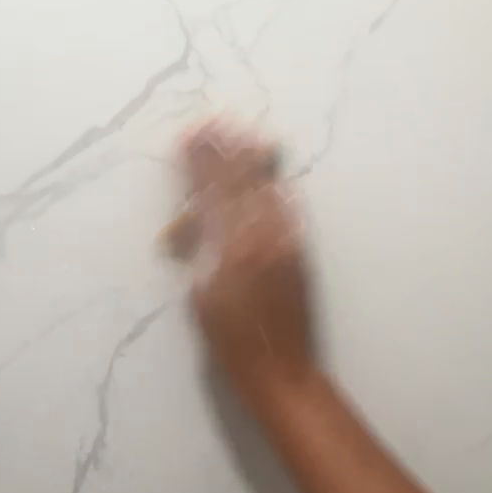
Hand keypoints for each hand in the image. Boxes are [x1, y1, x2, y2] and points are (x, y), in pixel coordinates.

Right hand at [171, 119, 320, 406]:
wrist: (282, 371)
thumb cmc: (231, 342)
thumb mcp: (202, 295)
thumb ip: (201, 252)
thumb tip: (193, 222)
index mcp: (233, 249)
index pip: (213, 194)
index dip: (201, 163)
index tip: (190, 136)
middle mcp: (264, 238)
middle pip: (241, 183)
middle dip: (225, 151)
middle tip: (214, 122)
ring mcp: (287, 242)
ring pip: (267, 189)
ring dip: (252, 159)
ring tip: (242, 132)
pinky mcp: (301, 252)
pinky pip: (287, 208)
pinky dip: (274, 185)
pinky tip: (270, 172)